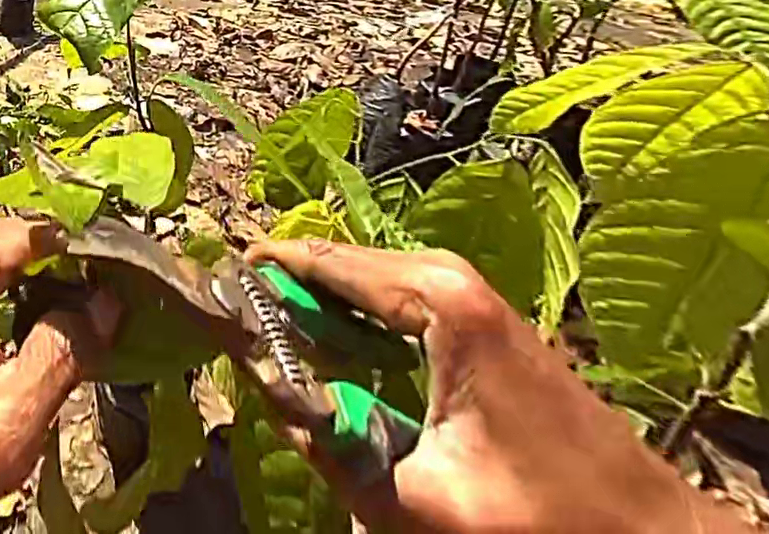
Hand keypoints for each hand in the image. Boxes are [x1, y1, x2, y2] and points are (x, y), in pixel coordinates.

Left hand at [0, 215, 117, 532]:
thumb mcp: (8, 419)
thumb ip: (65, 352)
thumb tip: (112, 302)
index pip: (56, 234)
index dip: (104, 262)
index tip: (147, 289)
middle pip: (42, 242)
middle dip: (85, 278)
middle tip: (129, 318)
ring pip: (29, 257)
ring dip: (65, 290)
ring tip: (105, 329)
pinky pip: (7, 272)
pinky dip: (38, 298)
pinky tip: (64, 329)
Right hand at [248, 241, 749, 533]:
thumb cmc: (552, 524)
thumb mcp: (424, 504)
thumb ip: (331, 448)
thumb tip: (261, 389)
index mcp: (435, 297)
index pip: (320, 261)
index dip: (263, 274)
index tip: (216, 292)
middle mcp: (441, 271)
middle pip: (332, 263)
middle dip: (284, 295)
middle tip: (241, 335)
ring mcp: (456, 285)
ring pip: (353, 278)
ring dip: (312, 310)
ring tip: (272, 348)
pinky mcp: (463, 306)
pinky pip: (381, 296)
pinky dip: (345, 320)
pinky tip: (327, 357)